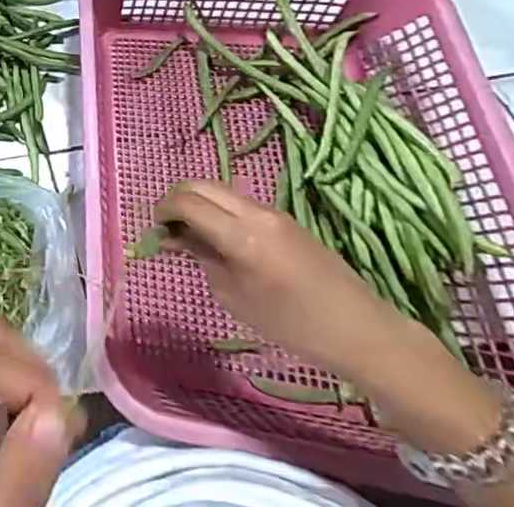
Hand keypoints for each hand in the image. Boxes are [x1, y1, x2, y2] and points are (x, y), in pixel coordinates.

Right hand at [155, 180, 418, 379]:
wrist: (358, 329)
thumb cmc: (292, 325)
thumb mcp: (235, 297)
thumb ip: (202, 258)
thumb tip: (176, 236)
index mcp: (241, 235)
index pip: (187, 202)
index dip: (163, 210)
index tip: (155, 230)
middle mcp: (254, 211)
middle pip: (201, 184)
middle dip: (177, 199)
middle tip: (167, 228)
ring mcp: (272, 210)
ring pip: (220, 189)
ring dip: (198, 202)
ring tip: (191, 234)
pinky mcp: (283, 217)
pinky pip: (239, 201)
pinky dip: (218, 209)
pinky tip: (219, 237)